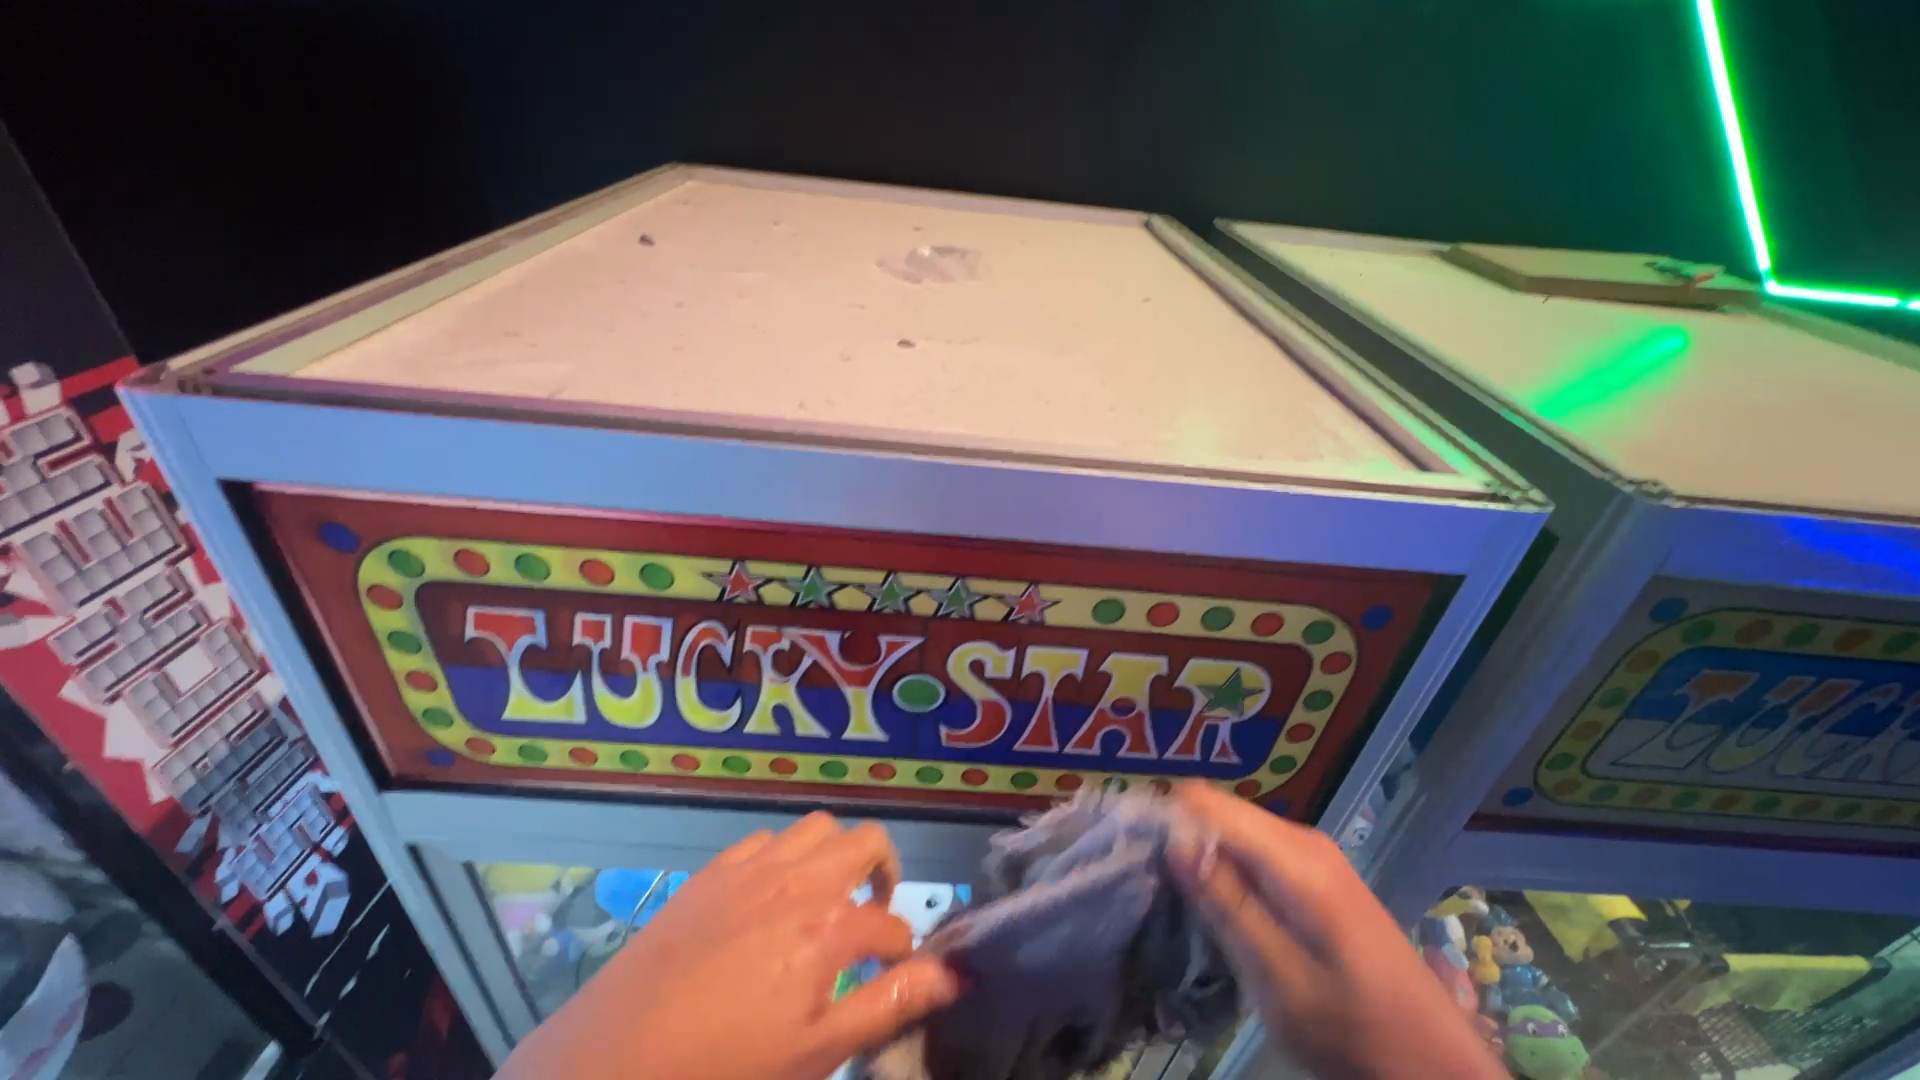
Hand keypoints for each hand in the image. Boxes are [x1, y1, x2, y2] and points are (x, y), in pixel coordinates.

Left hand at [499, 812, 962, 1079]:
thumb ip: (890, 1005)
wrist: (615, 1057)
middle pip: (866, 841)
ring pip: (816, 827)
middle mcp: (798, 880)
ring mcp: (752, 868)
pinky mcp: (712, 872)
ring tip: (827, 894)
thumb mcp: (818, 1050)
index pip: (892, 926)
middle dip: (885, 870)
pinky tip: (771, 894)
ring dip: (835, 853)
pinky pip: (765, 839)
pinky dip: (785, 855)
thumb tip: (955, 974)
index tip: (896, 973)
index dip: (904, 952)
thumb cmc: (726, 1064)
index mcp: (828, 926)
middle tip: (874, 910)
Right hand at [1168, 784, 1505, 1079]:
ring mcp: (1312, 858)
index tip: (1130, 857)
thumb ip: (1228, 905)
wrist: (1435, 1066)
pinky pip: (1252, 855)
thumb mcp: (1281, 979)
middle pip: (1216, 812)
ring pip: (1231, 833)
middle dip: (1178, 841)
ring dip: (1199, 861)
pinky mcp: (1314, 879)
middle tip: (1149, 891)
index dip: (1163, 819)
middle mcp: (1302, 841)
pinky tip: (1215, 915)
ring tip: (1174, 906)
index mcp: (1295, 858)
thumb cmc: (1356, 1031)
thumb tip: (1174, 838)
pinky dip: (1224, 875)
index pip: (1205, 802)